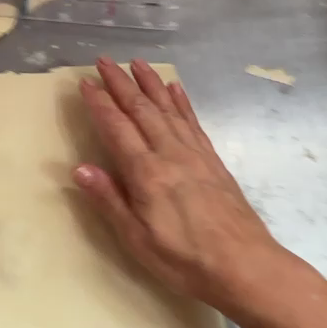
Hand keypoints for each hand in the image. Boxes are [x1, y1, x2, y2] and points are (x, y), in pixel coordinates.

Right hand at [74, 57, 294, 313]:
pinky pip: (193, 122)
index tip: (85, 82)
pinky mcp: (213, 161)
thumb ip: (109, 200)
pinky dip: (181, 102)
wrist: (247, 268)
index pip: (116, 128)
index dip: (99, 104)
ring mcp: (195, 155)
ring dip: (150, 84)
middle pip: (141, 110)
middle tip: (104, 60)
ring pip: (168, 109)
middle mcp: (170, 154)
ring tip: (137, 62)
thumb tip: (79, 168)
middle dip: (121, 83)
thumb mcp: (136, 239)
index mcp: (146, 173)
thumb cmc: (184, 260)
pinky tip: (175, 89)